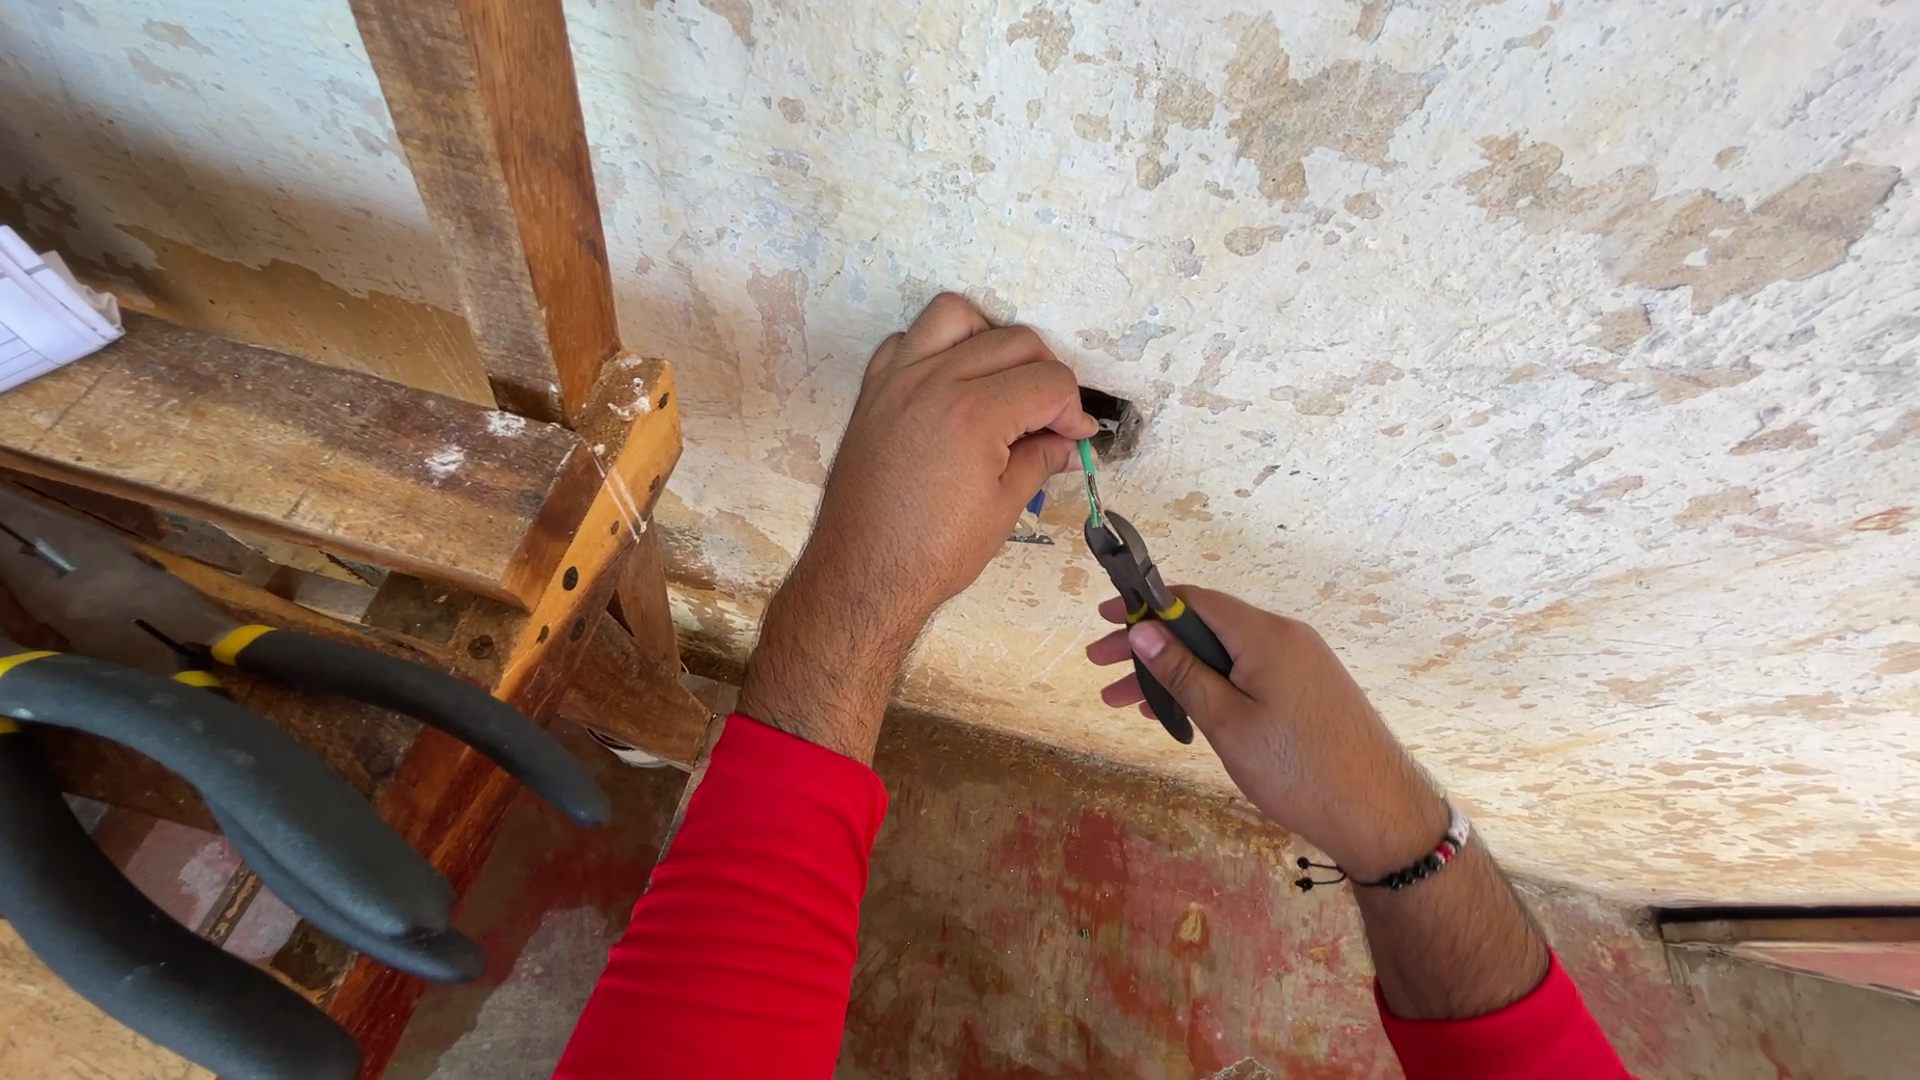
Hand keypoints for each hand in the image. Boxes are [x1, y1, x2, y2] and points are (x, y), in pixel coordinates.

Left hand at [803, 293, 1097, 624]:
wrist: (863, 573)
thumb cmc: (933, 552)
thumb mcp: (1004, 508)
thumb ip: (1041, 460)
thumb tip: (1071, 444)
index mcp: (974, 413)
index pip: (1049, 382)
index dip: (1074, 411)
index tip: (1077, 437)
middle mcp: (934, 381)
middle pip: (1014, 340)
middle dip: (1046, 374)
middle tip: (1050, 418)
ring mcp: (897, 380)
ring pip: (955, 315)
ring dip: (990, 338)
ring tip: (1001, 381)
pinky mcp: (873, 391)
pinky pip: (907, 340)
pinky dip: (936, 348)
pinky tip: (950, 386)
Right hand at [1086, 587, 1447, 878]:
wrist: (1383, 817)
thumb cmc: (1296, 768)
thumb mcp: (1227, 721)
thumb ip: (1182, 671)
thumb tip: (1142, 629)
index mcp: (1264, 634)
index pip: (1192, 599)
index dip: (1144, 606)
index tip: (1106, 619)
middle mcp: (1282, 637)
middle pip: (1202, 628)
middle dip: (1149, 645)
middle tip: (1100, 664)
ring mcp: (1297, 664)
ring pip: (1220, 656)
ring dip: (1173, 672)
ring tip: (1125, 698)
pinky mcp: (1304, 690)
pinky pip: (1243, 675)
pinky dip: (1207, 687)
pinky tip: (1175, 711)